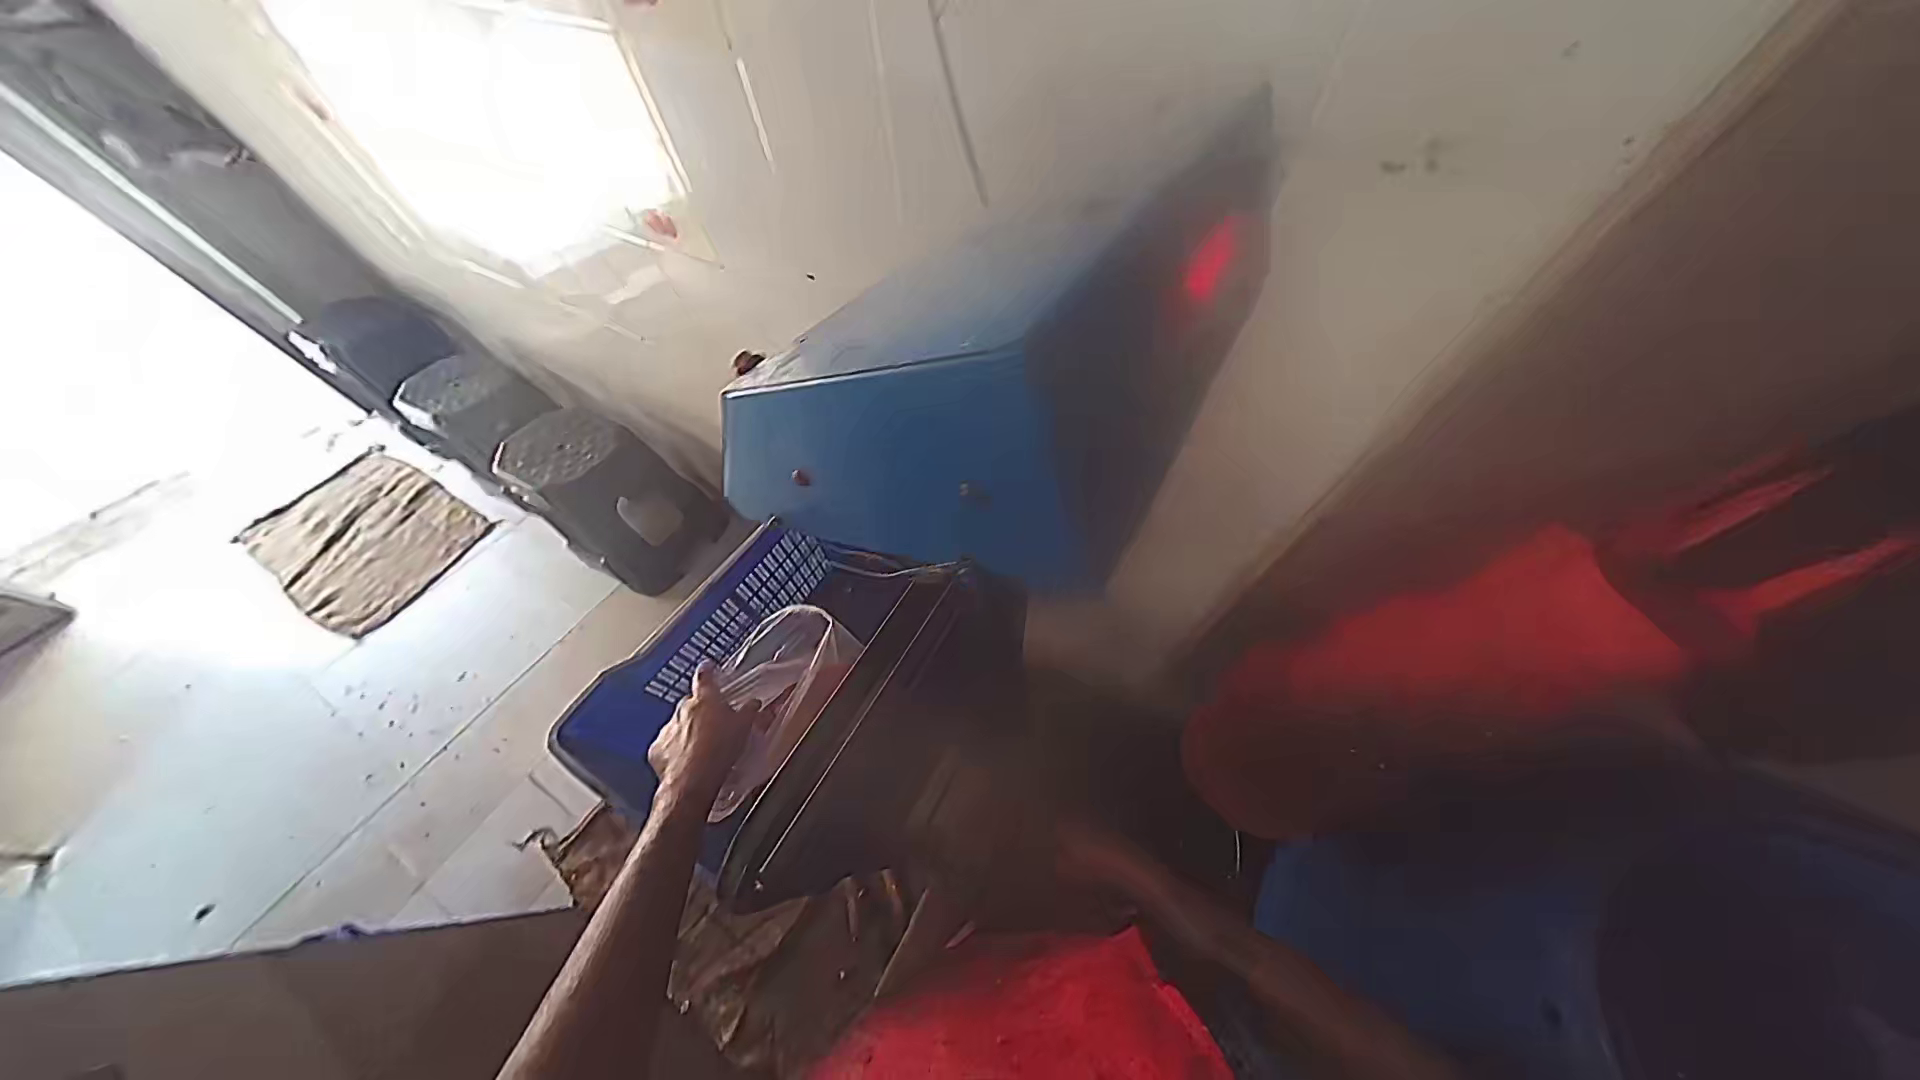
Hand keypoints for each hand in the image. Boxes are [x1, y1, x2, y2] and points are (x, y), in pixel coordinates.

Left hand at [648, 660, 763, 800]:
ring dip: (688, 731)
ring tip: (702, 747)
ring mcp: (668, 729)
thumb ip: (749, 711)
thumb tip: (754, 704)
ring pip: (678, 724)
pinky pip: (667, 745)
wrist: (693, 781)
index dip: (707, 671)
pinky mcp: (657, 749)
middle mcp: (683, 710)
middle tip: (714, 722)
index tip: (708, 667)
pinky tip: (687, 760)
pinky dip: (675, 750)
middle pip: (691, 703)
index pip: (704, 677)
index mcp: (705, 700)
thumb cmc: (720, 751)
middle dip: (700, 710)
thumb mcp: (744, 727)